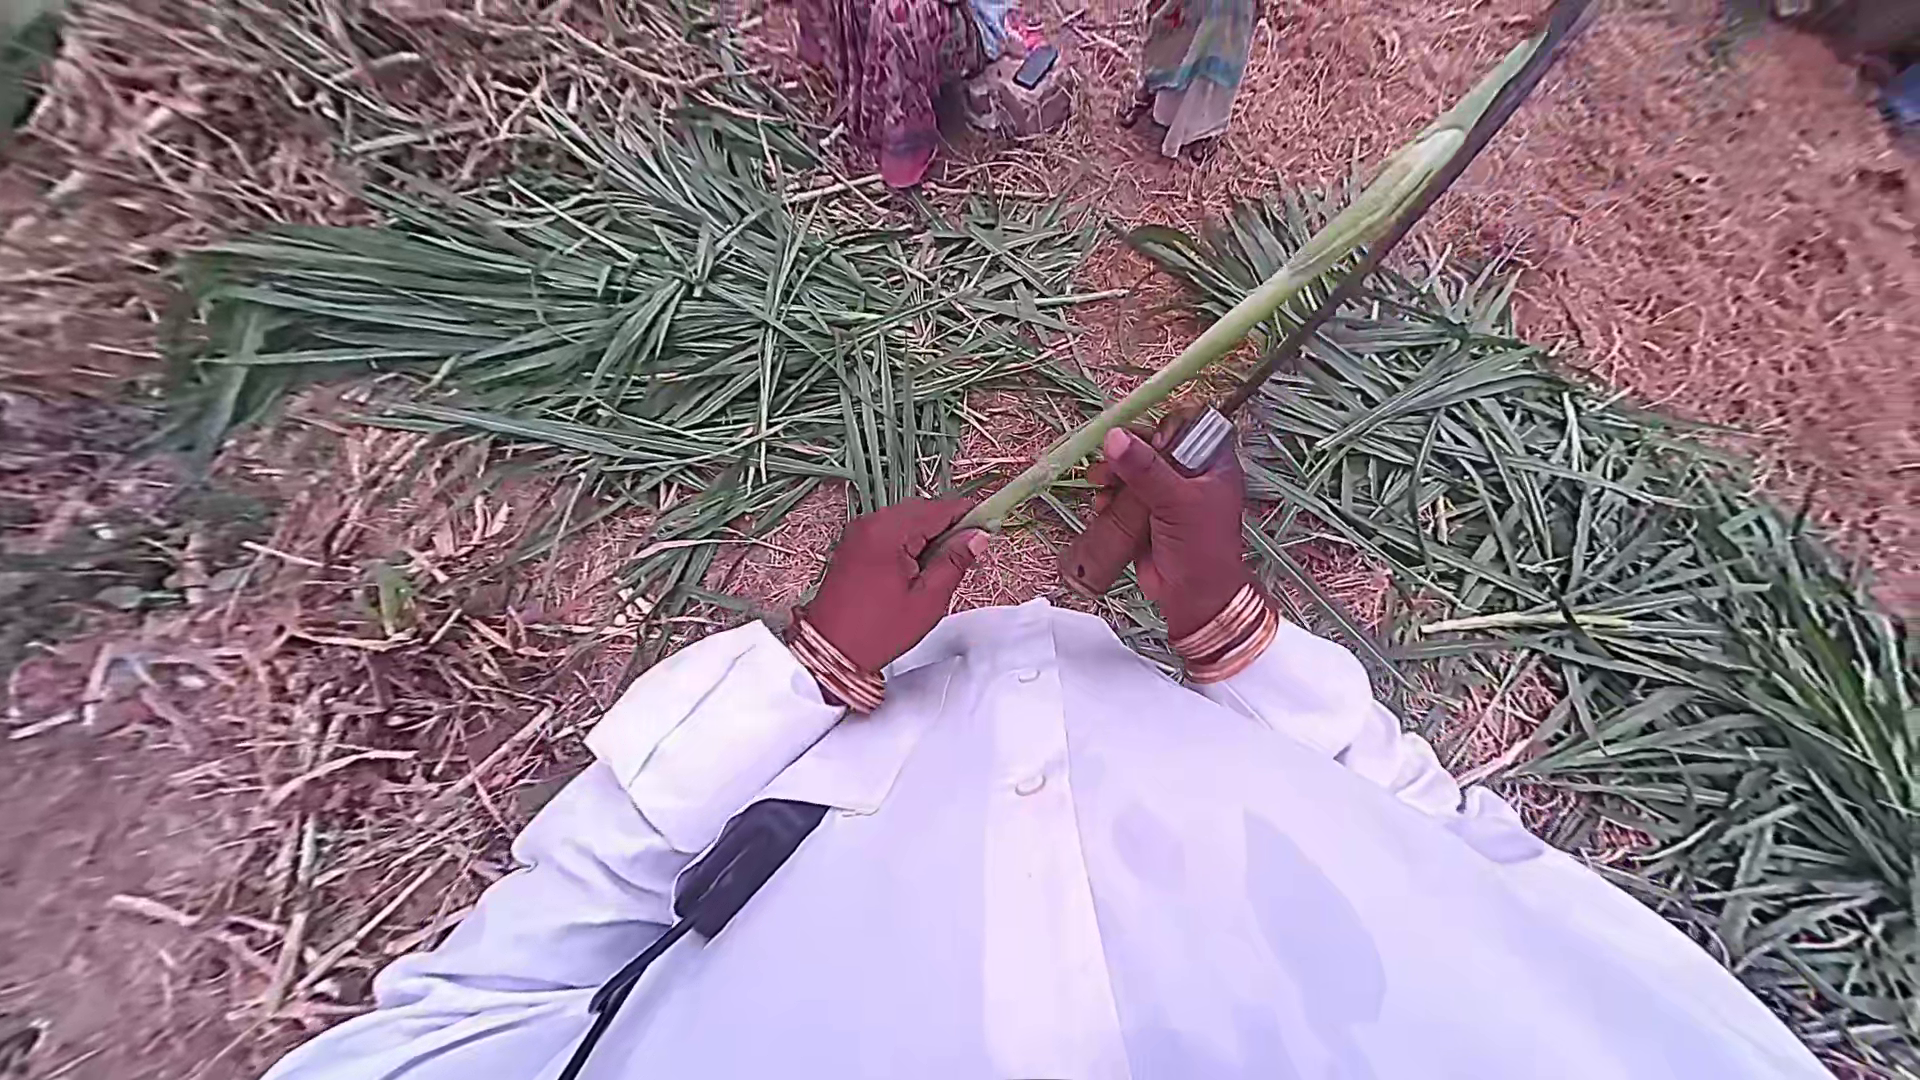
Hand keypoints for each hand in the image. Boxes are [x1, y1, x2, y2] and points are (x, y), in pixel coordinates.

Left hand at [805, 498, 989, 670]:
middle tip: (967, 554)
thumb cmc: (880, 630)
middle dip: (948, 525)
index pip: (940, 509)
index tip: (990, 529)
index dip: (969, 516)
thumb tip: (979, 536)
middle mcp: (871, 522)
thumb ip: (955, 561)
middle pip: (923, 509)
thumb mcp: (928, 599)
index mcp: (890, 532)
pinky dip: (909, 539)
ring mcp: (859, 531)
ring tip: (942, 564)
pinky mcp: (853, 543)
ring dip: (929, 533)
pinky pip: (890, 529)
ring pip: (906, 518)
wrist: (830, 650)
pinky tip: (918, 565)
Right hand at [1089, 416, 1253, 638]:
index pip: (1186, 429)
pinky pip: (1124, 498)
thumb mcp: (1176, 501)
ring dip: (1114, 474)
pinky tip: (1101, 502)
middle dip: (1127, 454)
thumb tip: (1115, 437)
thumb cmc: (1200, 547)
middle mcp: (1189, 476)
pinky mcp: (1146, 517)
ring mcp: (1166, 498)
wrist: (1193, 598)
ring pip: (1135, 473)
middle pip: (1153, 450)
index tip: (1135, 436)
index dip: (1160, 428)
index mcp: (1211, 465)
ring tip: (1099, 480)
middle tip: (1107, 459)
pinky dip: (1110, 497)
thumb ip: (1146, 469)